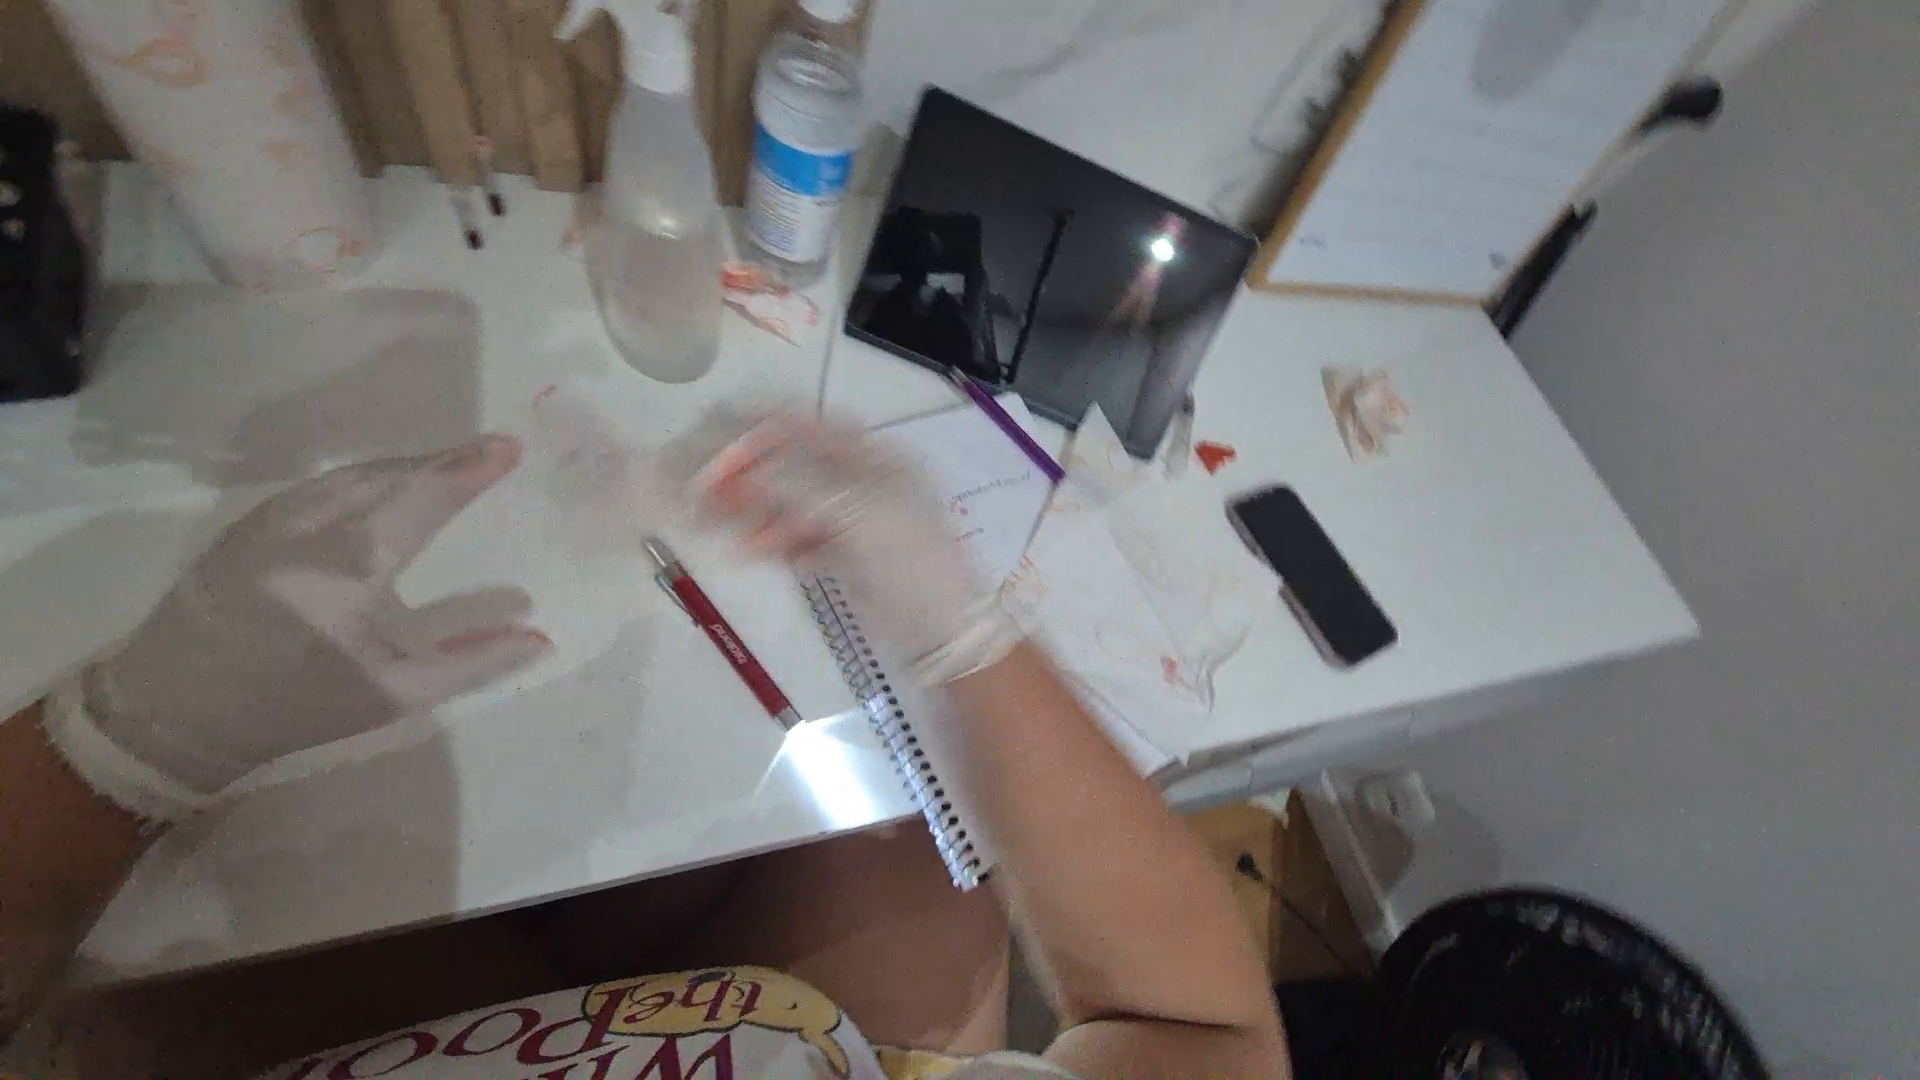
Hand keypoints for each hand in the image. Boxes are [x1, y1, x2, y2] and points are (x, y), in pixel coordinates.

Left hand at [76, 435, 550, 796]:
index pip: (418, 502)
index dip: (467, 472)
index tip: (509, 448)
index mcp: (343, 573)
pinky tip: (392, 481)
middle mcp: (303, 533)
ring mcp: (268, 523)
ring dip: (410, 464)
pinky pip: (322, 486)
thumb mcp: (396, 694)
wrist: (169, 714)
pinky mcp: (248, 526)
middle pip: (388, 477)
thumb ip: (474, 664)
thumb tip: (540, 638)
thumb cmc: (297, 706)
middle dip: (446, 460)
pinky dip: (371, 475)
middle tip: (494, 449)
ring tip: (454, 462)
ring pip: (352, 475)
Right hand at [692, 414, 1018, 682]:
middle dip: (742, 473)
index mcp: (873, 456)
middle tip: (695, 490)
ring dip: (749, 509)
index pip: (802, 426)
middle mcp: (860, 480)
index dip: (752, 432)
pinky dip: (768, 541)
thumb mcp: (857, 513)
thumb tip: (735, 461)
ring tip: (708, 522)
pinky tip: (742, 549)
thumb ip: (795, 483)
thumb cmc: (910, 563)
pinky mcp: (842, 555)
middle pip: (789, 463)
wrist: (944, 634)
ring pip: (788, 503)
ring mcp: (850, 519)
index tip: (706, 448)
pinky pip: (796, 538)